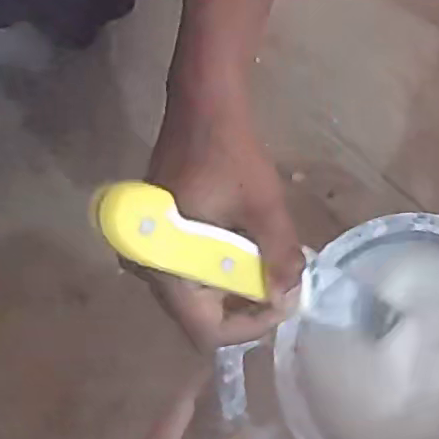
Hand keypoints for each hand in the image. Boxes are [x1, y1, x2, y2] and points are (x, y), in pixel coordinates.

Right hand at [143, 103, 302, 349]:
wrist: (203, 109)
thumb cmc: (231, 155)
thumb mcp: (264, 207)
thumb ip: (280, 254)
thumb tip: (291, 297)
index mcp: (166, 266)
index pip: (205, 329)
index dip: (249, 326)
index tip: (284, 305)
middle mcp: (148, 268)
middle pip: (200, 315)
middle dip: (247, 308)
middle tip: (285, 291)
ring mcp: (150, 252)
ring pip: (199, 294)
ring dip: (238, 289)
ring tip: (275, 274)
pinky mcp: (159, 237)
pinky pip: (193, 270)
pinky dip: (226, 270)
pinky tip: (254, 256)